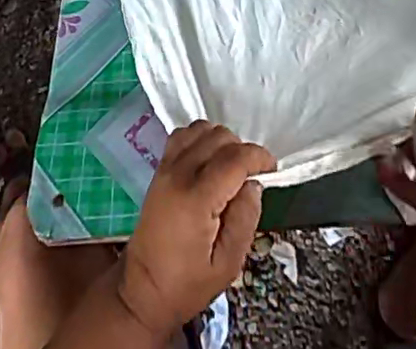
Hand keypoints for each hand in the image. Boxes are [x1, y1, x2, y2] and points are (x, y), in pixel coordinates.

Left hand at [118, 122, 274, 335]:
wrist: (143, 286)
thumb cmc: (186, 283)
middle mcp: (179, 174)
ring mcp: (165, 167)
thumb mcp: (228, 264)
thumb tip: (254, 185)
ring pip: (200, 129)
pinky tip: (209, 160)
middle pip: (218, 138)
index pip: (233, 159)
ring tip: (232, 168)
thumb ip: (245, 220)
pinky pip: (182, 135)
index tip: (272, 169)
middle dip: (242, 150)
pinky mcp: (159, 168)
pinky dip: (200, 138)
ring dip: (221, 141)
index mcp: (197, 199)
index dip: (259, 157)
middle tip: (253, 176)